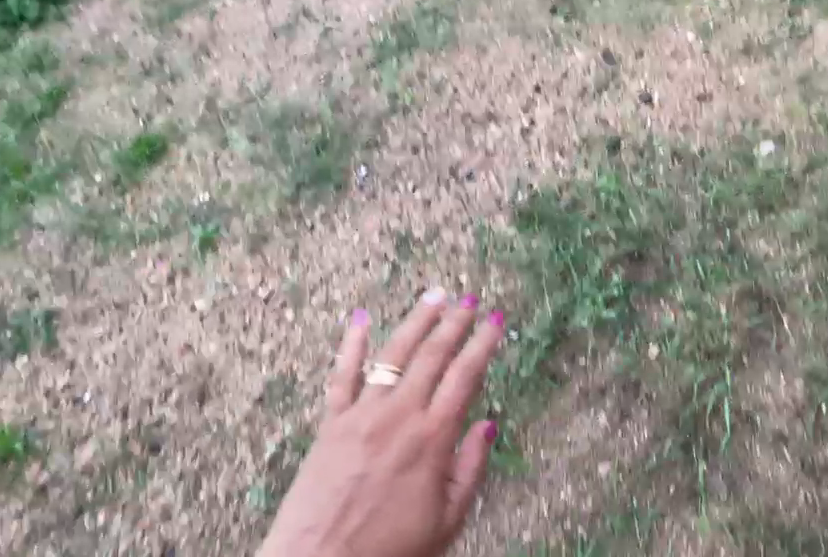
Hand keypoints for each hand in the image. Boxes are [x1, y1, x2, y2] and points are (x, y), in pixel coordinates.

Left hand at [258, 289, 504, 556]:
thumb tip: (488, 424)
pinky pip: (341, 377)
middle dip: (454, 322)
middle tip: (469, 299)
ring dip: (416, 321)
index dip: (484, 343)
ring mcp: (362, 417)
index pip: (466, 376)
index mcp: (432, 438)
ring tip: (434, 295)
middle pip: (433, 355)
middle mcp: (399, 417)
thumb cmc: (388, 554)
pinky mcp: (330, 426)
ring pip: (393, 354)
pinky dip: (351, 345)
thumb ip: (470, 469)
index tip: (497, 320)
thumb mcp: (446, 522)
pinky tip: (360, 319)